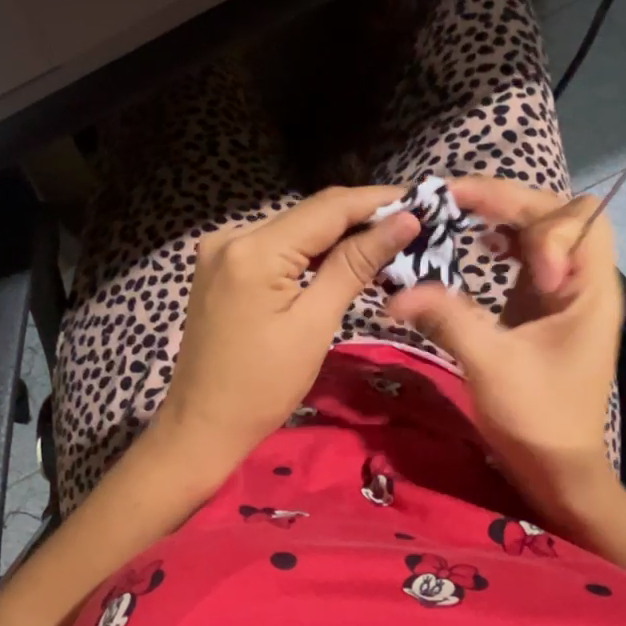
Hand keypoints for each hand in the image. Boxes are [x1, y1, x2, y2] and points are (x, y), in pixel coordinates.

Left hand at [154, 186, 419, 470]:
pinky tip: (337, 263)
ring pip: (291, 231)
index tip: (423, 203)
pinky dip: (305, 255)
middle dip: (359, 220)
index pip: (327, 207)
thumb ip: (354, 266)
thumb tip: (403, 221)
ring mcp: (219, 251)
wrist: (203, 424)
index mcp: (253, 249)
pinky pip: (271, 249)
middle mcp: (230, 236)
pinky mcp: (218, 269)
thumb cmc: (263, 386)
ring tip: (384, 245)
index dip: (377, 201)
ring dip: (334, 237)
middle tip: (411, 229)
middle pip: (308, 215)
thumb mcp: (314, 324)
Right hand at [387, 177, 623, 509]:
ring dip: (507, 219)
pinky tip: (478, 247)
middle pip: (561, 217)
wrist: (557, 469)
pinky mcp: (545, 314)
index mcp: (589, 290)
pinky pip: (529, 263)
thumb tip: (396, 292)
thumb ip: (446, 317)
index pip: (576, 219)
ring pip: (545, 236)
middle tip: (458, 198)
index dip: (532, 219)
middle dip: (512, 202)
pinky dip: (505, 247)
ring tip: (462, 213)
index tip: (489, 241)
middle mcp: (584, 284)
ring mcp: (566, 298)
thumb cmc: (536, 417)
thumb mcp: (489, 363)